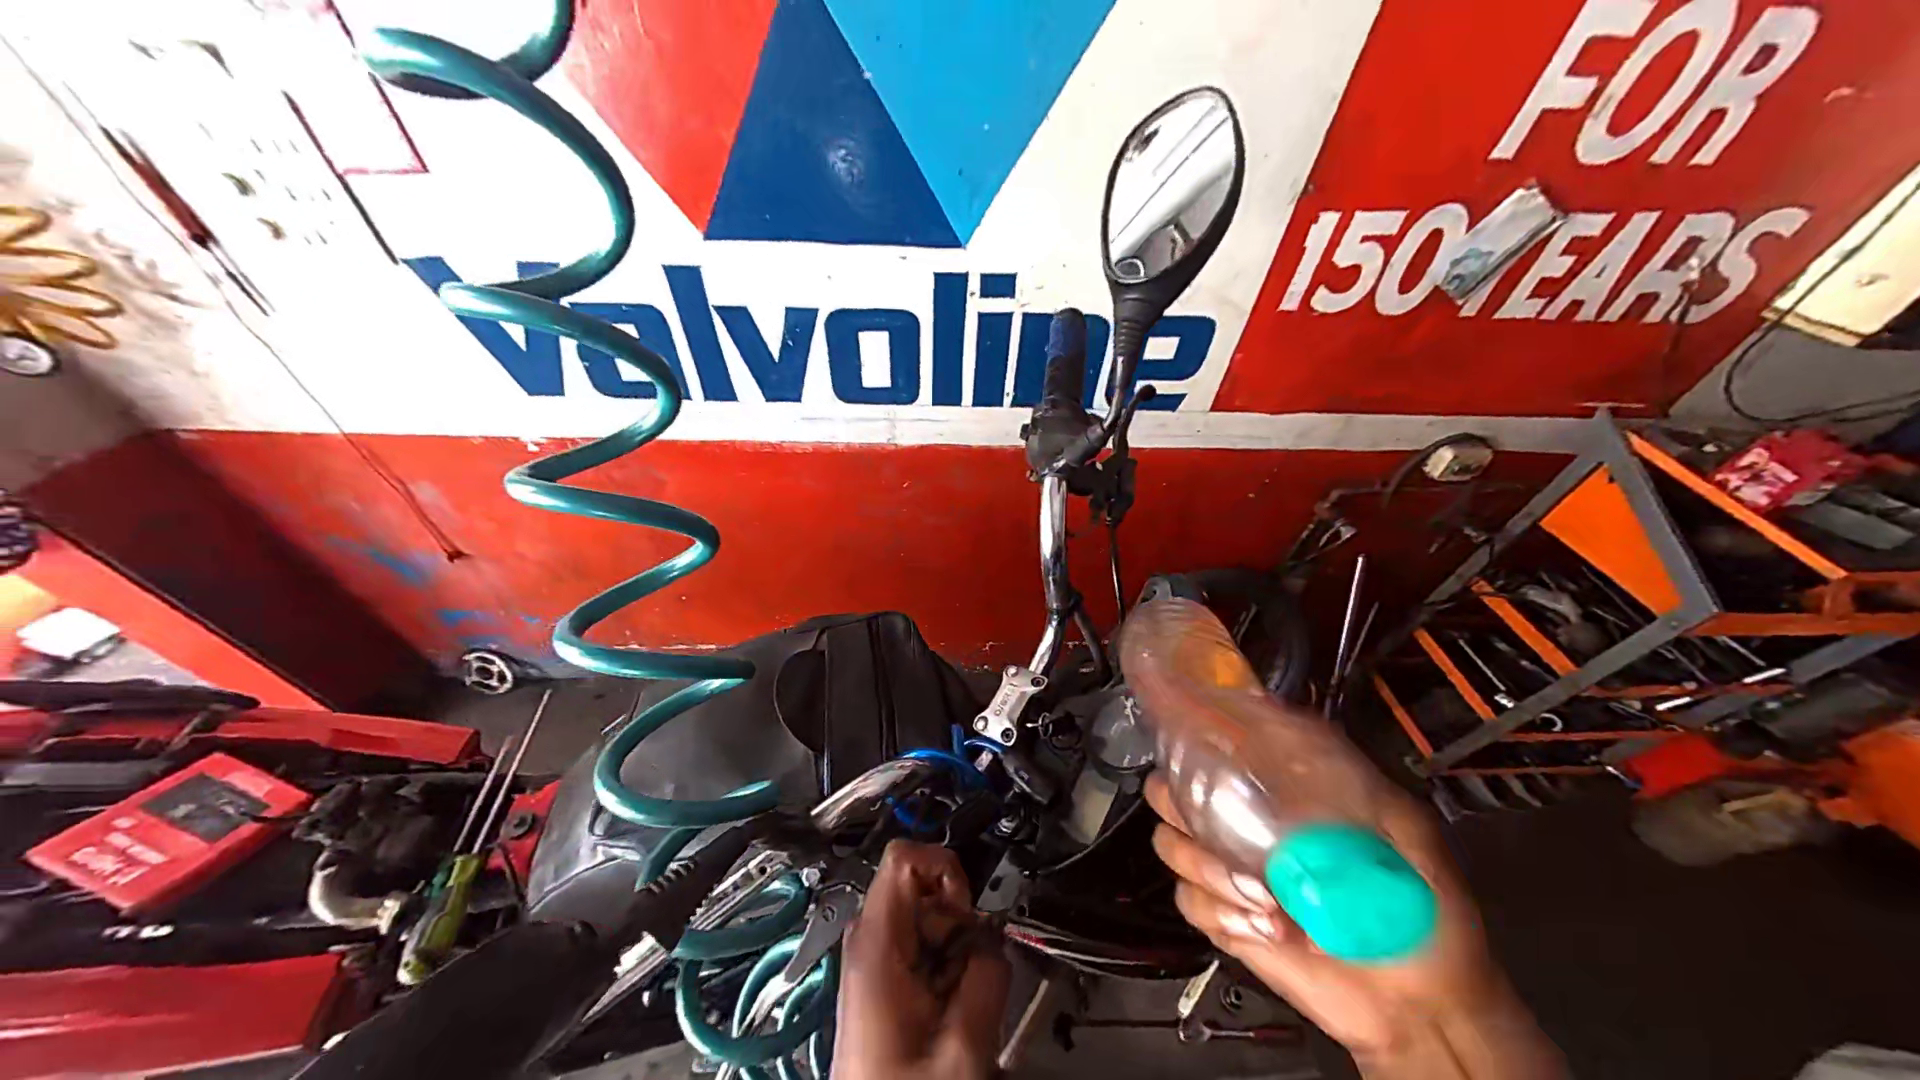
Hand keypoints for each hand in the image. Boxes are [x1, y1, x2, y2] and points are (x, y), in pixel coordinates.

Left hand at [833, 840, 1010, 1079]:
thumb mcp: (963, 1045)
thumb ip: (990, 975)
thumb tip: (994, 938)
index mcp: (877, 941)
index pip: (904, 857)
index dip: (944, 869)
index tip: (966, 914)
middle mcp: (869, 939)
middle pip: (924, 891)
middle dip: (957, 926)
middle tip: (963, 979)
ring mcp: (874, 957)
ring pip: (930, 921)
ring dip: (955, 954)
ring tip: (953, 1007)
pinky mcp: (882, 976)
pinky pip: (924, 948)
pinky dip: (944, 970)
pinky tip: (941, 1012)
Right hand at [1145, 775, 1562, 1078]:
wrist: (1419, 1007)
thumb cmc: (1419, 911)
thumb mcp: (1405, 830)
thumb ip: (1354, 786)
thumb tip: (1298, 744)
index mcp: (1279, 791)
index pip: (1213, 749)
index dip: (1192, 744)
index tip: (1201, 754)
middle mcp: (1243, 821)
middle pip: (1167, 791)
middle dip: (1183, 809)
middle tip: (1223, 836)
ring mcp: (1228, 869)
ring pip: (1170, 844)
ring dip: (1210, 870)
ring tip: (1264, 898)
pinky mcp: (1224, 918)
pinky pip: (1186, 900)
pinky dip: (1218, 911)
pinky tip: (1261, 926)